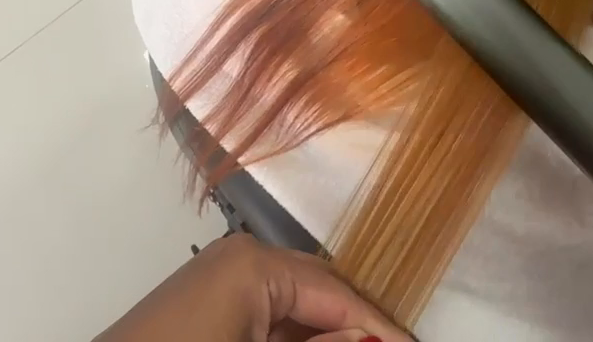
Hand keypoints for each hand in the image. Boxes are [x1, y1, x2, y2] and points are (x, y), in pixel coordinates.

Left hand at [94, 233, 411, 341]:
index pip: (337, 292)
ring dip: (327, 333)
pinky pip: (269, 315)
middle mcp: (241, 257)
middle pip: (320, 291)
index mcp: (254, 263)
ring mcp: (224, 277)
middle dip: (357, 327)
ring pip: (297, 305)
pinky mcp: (212, 303)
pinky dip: (295, 336)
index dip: (380, 327)